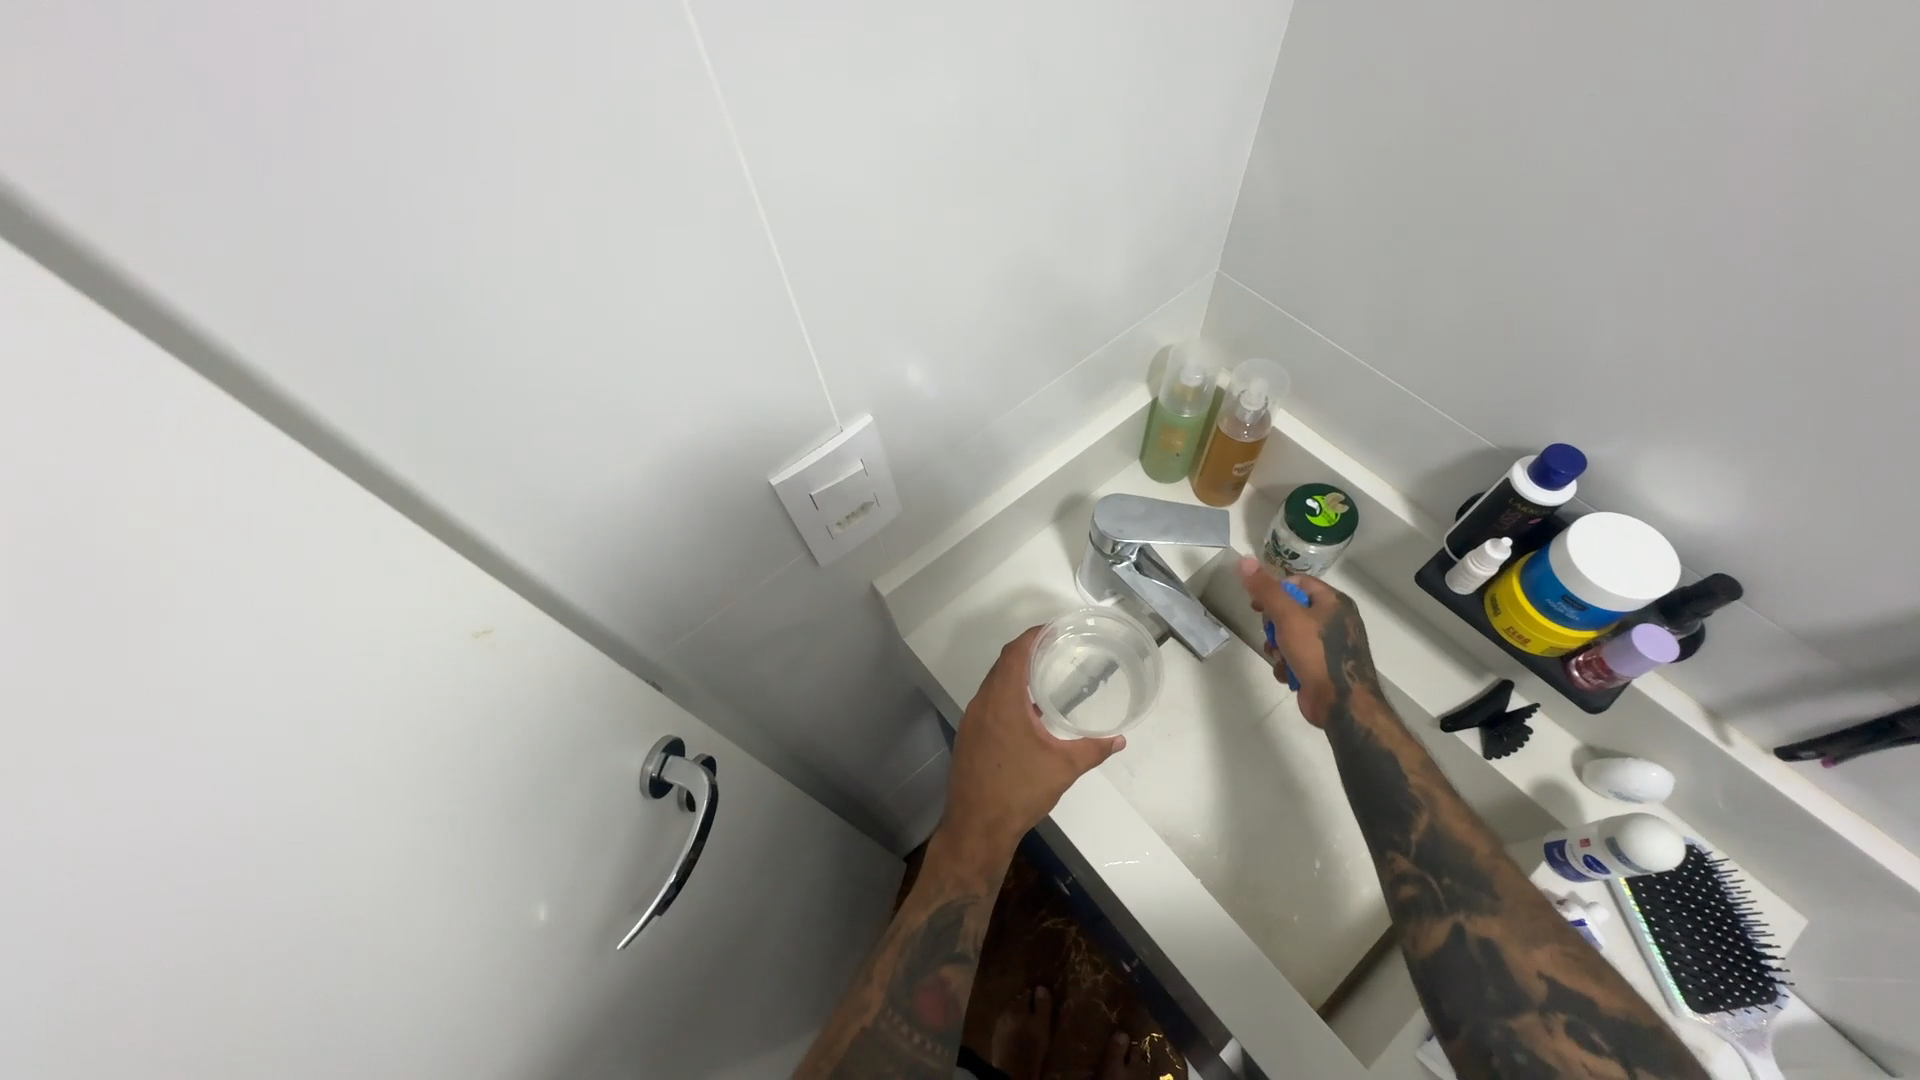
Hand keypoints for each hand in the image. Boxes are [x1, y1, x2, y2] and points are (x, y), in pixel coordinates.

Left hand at [941, 627, 1126, 857]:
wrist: (976, 827)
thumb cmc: (1019, 791)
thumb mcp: (1063, 768)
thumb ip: (1093, 749)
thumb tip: (1119, 740)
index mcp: (1002, 701)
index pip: (1014, 653)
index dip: (1032, 636)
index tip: (1052, 629)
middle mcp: (982, 704)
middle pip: (1002, 666)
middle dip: (1026, 653)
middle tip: (1054, 650)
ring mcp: (971, 721)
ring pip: (993, 686)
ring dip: (1015, 677)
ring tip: (1044, 677)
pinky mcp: (968, 738)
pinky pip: (987, 705)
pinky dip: (1006, 698)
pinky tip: (1027, 714)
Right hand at [1237, 557, 1381, 727]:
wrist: (1341, 703)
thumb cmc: (1317, 654)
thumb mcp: (1287, 616)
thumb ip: (1265, 589)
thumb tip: (1244, 559)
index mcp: (1333, 602)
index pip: (1298, 582)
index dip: (1274, 590)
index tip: (1256, 605)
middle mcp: (1335, 620)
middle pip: (1291, 609)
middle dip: (1274, 625)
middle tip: (1272, 634)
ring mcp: (1330, 645)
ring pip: (1290, 636)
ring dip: (1277, 647)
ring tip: (1280, 657)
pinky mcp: (1323, 667)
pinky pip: (1297, 657)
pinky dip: (1288, 664)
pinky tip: (1288, 674)